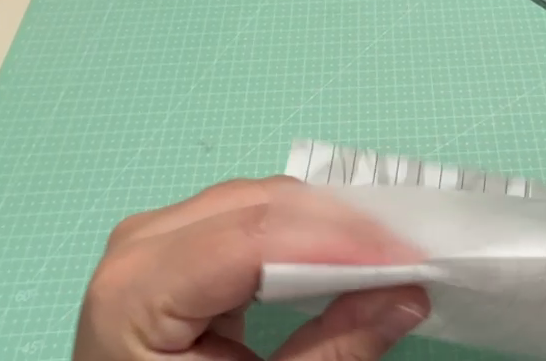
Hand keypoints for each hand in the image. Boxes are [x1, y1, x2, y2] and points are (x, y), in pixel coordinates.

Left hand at [77, 177, 428, 360]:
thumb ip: (332, 351)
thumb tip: (409, 295)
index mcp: (136, 290)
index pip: (250, 239)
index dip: (333, 241)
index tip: (405, 258)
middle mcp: (140, 241)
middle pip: (258, 208)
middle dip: (340, 227)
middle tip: (409, 254)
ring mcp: (156, 231)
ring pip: (259, 199)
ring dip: (325, 223)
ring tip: (385, 251)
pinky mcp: (178, 236)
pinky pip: (248, 212)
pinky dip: (300, 228)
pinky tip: (340, 246)